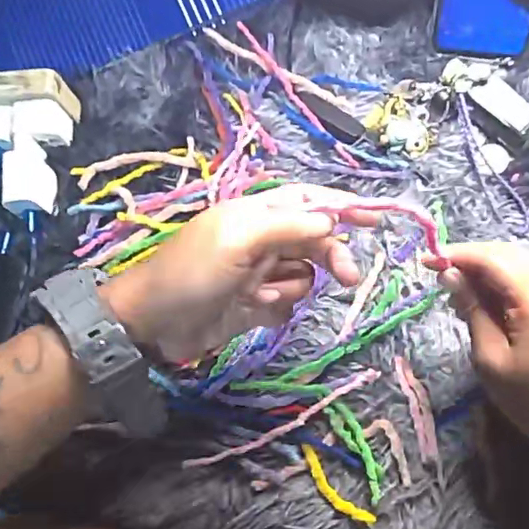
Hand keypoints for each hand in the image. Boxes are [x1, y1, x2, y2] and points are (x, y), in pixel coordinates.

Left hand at [99, 185, 378, 362]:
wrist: (153, 325)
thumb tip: (330, 220)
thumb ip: (288, 225)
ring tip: (259, 295)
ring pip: (303, 276)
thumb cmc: (192, 273)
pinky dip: (277, 308)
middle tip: (347, 279)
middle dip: (329, 257)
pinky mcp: (256, 304)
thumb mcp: (239, 239)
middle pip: (314, 241)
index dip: (342, 207)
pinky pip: (287, 304)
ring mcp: (259, 274)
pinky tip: (254, 311)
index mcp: (256, 214)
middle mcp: (261, 240)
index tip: (375, 220)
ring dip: (289, 288)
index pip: (308, 202)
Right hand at [439, 241, 528, 454]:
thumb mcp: (490, 361)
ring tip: (457, 287)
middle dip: (472, 258)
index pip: (495, 261)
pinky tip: (485, 297)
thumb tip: (450, 276)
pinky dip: (506, 281)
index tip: (427, 260)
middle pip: (510, 255)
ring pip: (522, 264)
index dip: (459, 255)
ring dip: (488, 268)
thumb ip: (472, 311)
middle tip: (438, 272)